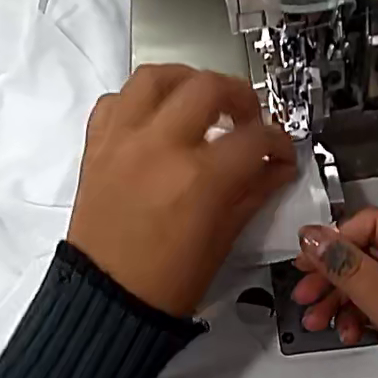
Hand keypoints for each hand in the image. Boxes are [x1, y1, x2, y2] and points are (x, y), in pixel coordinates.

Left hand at [68, 65, 296, 315]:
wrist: (108, 300)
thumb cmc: (163, 285)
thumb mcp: (223, 239)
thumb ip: (253, 192)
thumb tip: (275, 168)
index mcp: (198, 179)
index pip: (254, 139)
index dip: (278, 142)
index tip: (280, 151)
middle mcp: (158, 149)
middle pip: (209, 88)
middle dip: (240, 96)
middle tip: (249, 117)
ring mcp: (123, 143)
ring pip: (155, 77)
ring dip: (187, 80)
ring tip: (202, 98)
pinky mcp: (96, 148)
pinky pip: (115, 101)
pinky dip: (139, 100)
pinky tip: (156, 116)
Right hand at [292, 210, 377, 377]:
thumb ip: (350, 268)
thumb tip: (317, 239)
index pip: (375, 223)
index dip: (340, 239)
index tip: (312, 256)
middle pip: (366, 251)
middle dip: (333, 272)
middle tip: (307, 285)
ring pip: (365, 277)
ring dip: (337, 295)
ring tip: (318, 315)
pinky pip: (373, 300)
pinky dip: (353, 312)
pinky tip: (345, 328)